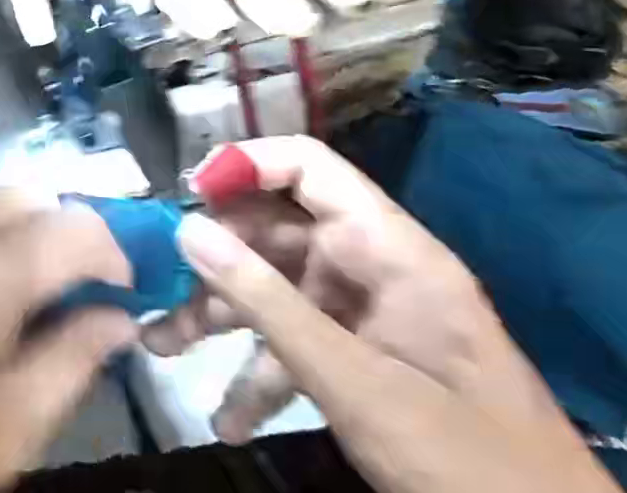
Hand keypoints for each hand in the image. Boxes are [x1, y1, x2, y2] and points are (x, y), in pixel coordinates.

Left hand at [0, 192, 137, 492]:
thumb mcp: (3, 428)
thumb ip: (70, 358)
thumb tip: (115, 318)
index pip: (80, 224)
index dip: (118, 253)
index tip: (131, 296)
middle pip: (32, 202)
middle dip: (67, 238)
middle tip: (83, 299)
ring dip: (21, 239)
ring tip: (29, 303)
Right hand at [145, 136, 619, 492]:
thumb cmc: (467, 461)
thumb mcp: (354, 381)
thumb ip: (265, 301)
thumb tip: (186, 228)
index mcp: (389, 251)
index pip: (308, 166)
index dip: (245, 165)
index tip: (187, 195)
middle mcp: (370, 266)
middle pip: (272, 227)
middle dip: (212, 256)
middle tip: (158, 282)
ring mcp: (362, 311)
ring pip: (270, 284)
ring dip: (217, 314)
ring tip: (162, 345)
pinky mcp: (357, 354)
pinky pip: (290, 339)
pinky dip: (254, 370)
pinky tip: (226, 416)